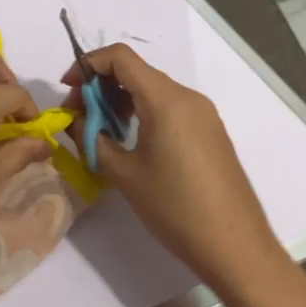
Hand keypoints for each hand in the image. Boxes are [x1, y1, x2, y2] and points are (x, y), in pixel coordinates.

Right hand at [64, 45, 291, 297]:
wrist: (237, 249)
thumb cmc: (175, 208)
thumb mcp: (122, 173)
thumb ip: (93, 138)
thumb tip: (77, 121)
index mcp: (166, 100)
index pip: (120, 57)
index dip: (88, 65)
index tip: (69, 90)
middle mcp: (187, 98)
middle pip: (135, 71)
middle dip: (100, 87)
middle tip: (78, 116)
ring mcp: (203, 115)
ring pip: (151, 89)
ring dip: (120, 101)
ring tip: (101, 132)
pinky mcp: (210, 133)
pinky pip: (168, 107)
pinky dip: (142, 112)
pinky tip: (130, 142)